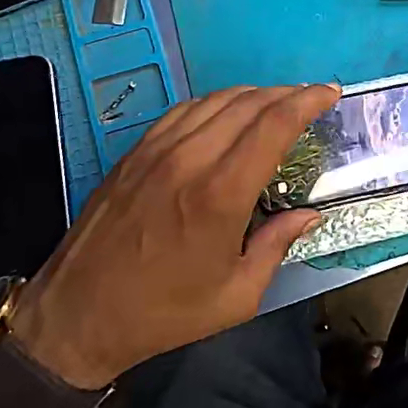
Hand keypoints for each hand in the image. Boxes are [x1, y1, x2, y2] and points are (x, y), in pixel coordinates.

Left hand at [5, 84, 339, 387]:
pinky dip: (214, 104)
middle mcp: (190, 158)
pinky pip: (183, 110)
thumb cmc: (164, 312)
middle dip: (286, 94)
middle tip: (308, 100)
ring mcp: (157, 150)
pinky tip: (224, 115)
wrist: (78, 313)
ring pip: (215, 100)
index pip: (273, 125)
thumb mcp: (236, 295)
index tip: (329, 94)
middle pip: (248, 103)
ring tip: (274, 104)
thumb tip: (308, 215)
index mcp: (221, 193)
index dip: (307, 102)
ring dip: (252, 95)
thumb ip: (276, 245)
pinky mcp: (135, 152)